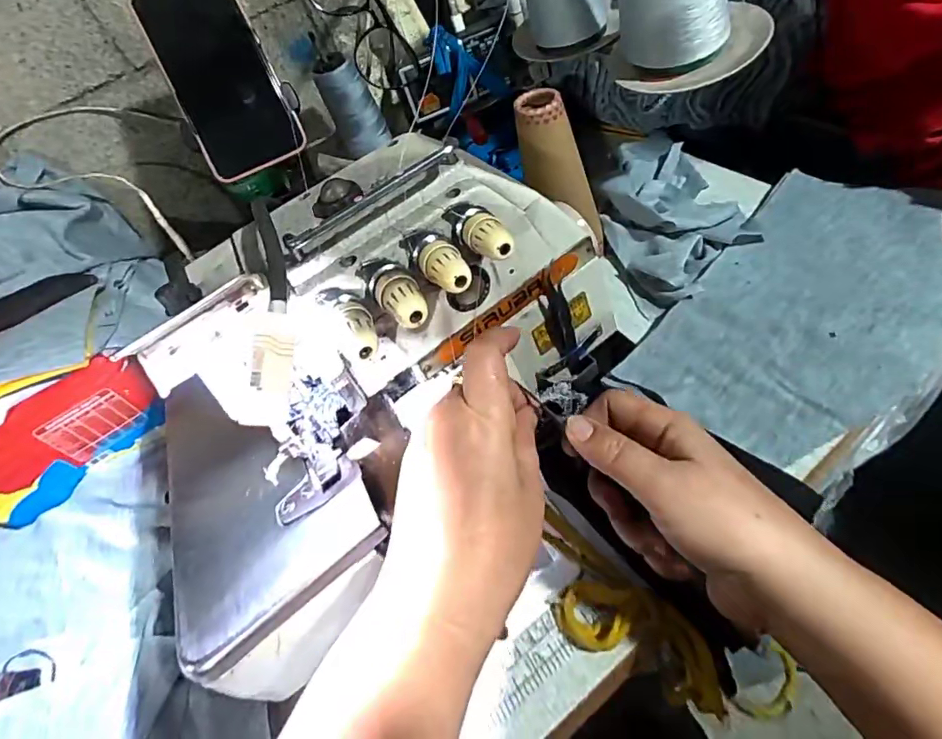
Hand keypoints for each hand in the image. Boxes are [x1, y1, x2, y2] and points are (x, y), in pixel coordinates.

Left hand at [380, 328, 543, 652]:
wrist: (433, 604)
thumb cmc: (489, 550)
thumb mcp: (529, 488)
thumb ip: (523, 438)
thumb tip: (520, 413)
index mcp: (476, 420)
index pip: (482, 355)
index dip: (499, 338)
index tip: (513, 337)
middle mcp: (440, 424)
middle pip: (470, 384)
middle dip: (498, 395)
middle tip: (524, 425)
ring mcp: (421, 446)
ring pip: (456, 409)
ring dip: (481, 418)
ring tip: (507, 463)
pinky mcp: (411, 467)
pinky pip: (443, 433)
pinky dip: (465, 439)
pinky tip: (483, 480)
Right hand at [562, 390, 825, 633]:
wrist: (772, 578)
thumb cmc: (716, 516)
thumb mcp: (659, 482)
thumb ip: (613, 454)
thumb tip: (571, 422)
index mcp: (667, 429)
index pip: (614, 407)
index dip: (590, 428)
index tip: (574, 462)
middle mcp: (669, 455)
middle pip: (614, 461)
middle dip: (614, 495)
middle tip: (628, 509)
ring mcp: (675, 495)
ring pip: (626, 504)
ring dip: (636, 529)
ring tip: (663, 542)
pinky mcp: (679, 530)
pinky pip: (645, 532)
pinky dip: (656, 549)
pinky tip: (680, 561)